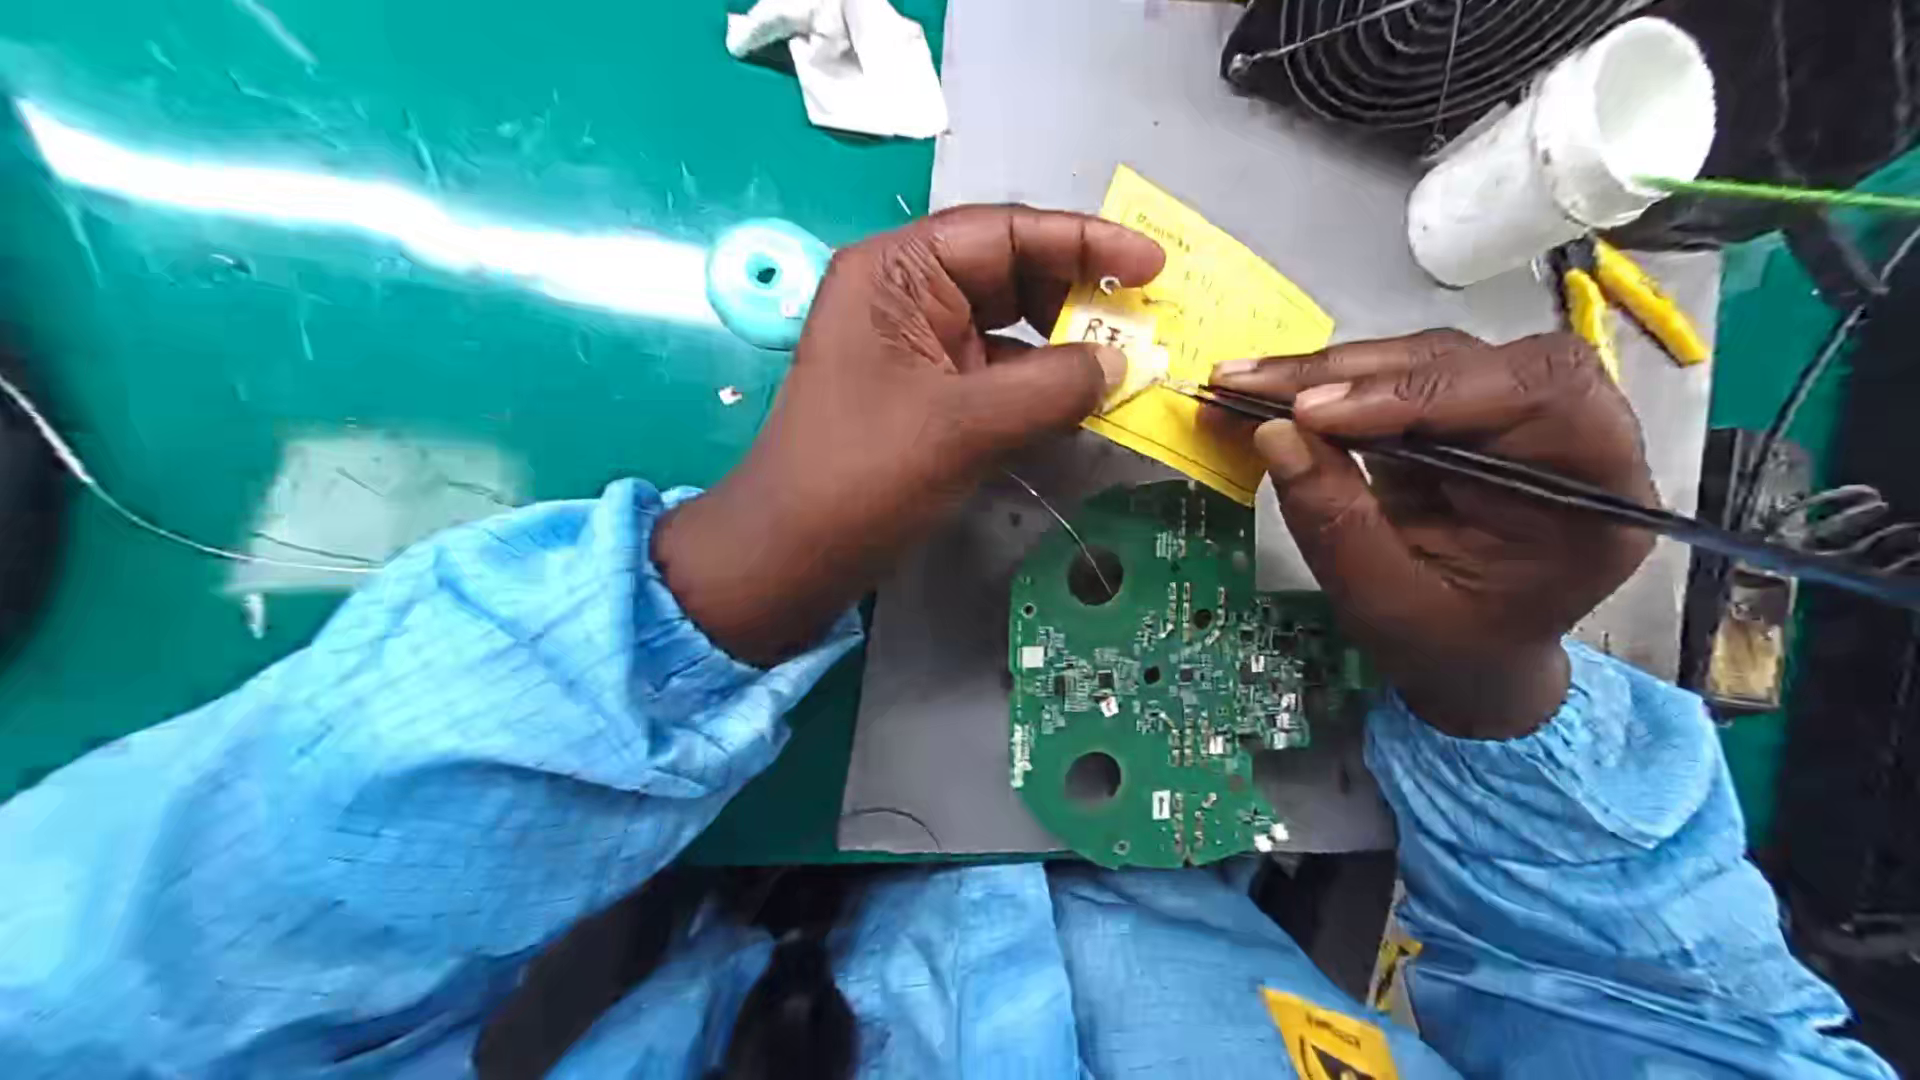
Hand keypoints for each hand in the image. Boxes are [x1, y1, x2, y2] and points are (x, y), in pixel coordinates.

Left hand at [654, 206, 1164, 665]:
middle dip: (1077, 298)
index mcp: (897, 275)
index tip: (1152, 264)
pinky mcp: (928, 400)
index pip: (1003, 233)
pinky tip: (1082, 405)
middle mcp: (906, 300)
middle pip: (1009, 277)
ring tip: (1125, 366)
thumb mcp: (963, 426)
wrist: (793, 556)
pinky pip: (997, 378)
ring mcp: (917, 353)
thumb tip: (1122, 364)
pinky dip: (1039, 389)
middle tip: (1143, 324)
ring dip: (1063, 349)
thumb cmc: (863, 477)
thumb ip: (1052, 387)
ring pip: (1007, 332)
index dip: (1084, 242)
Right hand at [1213, 331, 1654, 738]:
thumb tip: (1272, 434)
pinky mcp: (1458, 420)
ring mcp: (1508, 422)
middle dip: (1351, 373)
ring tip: (1241, 385)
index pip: (1533, 396)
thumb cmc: (1443, 646)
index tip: (1311, 413)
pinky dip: (1326, 388)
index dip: (1418, 390)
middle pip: (1470, 361)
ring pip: (1423, 359)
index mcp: (1589, 496)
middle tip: (1250, 385)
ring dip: (1326, 373)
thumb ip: (1334, 520)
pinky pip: (1393, 381)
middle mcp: (1565, 438)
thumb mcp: (1383, 601)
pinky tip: (1270, 394)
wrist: (1466, 660)